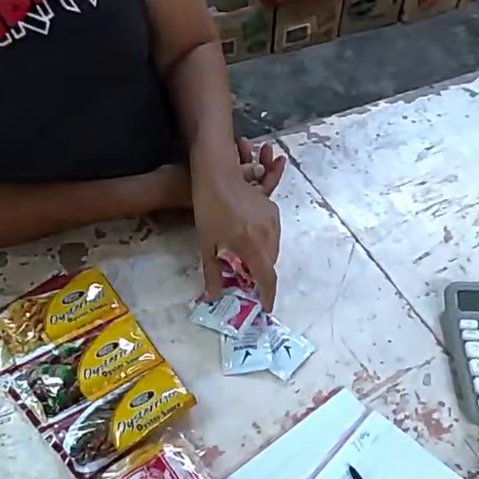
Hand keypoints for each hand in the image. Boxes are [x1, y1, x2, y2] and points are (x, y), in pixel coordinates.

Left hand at [192, 141, 281, 307]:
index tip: (266, 307)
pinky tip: (247, 240)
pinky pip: (272, 235)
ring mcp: (272, 219)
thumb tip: (214, 298)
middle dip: (260, 276)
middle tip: (245, 281)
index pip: (267, 278)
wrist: (217, 170)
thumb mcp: (206, 243)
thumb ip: (212, 273)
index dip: (268, 296)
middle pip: (270, 264)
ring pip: (273, 249)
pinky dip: (263, 243)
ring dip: (262, 259)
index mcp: (251, 244)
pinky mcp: (272, 208)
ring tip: (243, 259)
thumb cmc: (208, 206)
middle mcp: (267, 234)